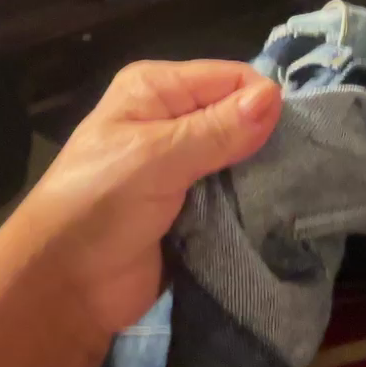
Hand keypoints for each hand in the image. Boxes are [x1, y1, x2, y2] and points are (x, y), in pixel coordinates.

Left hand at [7, 60, 281, 334]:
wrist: (64, 290)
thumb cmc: (99, 205)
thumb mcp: (156, 158)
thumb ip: (216, 129)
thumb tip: (275, 95)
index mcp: (157, 88)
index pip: (228, 77)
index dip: (260, 100)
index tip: (292, 135)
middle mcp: (173, 118)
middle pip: (239, 115)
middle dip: (265, 139)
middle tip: (301, 166)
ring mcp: (184, 164)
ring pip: (242, 156)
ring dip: (261, 174)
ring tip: (294, 190)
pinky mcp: (194, 206)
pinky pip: (236, 194)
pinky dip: (252, 202)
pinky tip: (277, 211)